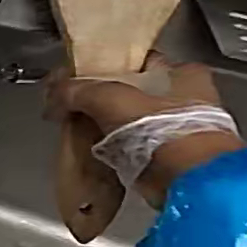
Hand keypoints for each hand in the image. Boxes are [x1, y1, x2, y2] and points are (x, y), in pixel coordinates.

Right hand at [45, 54, 244, 207]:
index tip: (76, 80)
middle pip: (129, 92)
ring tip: (80, 132)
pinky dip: (113, 151)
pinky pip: (132, 148)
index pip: (133, 61)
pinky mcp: (172, 161)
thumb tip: (53, 94)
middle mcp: (189, 99)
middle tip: (74, 107)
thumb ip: (77, 90)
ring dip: (104, 128)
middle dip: (99, 101)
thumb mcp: (109, 98)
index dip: (101, 68)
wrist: (192, 186)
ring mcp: (182, 131)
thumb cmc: (164, 133)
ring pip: (129, 121)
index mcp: (183, 73)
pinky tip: (96, 155)